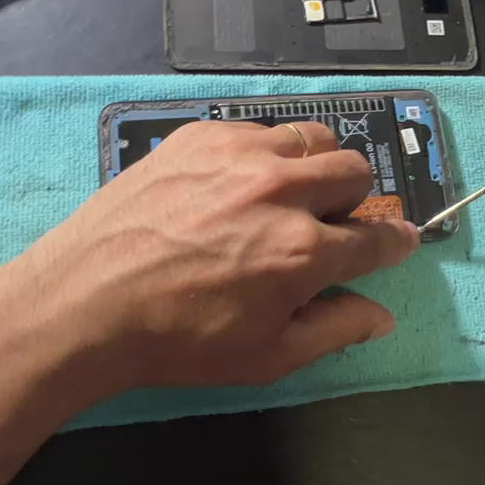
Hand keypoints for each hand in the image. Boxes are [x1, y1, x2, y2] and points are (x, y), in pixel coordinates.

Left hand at [0, 119, 419, 393]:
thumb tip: (382, 315)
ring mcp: (239, 153)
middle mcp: (281, 189)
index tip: (399, 240)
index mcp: (303, 250)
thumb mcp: (265, 356)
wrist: (85, 300)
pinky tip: (235, 183)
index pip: (376, 237)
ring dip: (316, 166)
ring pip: (312, 137)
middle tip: (325, 225)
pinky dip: (265, 152)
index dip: (395, 242)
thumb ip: (335, 329)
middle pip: (354, 171)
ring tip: (287, 195)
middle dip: (353, 201)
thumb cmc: (177, 340)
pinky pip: (259, 128)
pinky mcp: (202, 134)